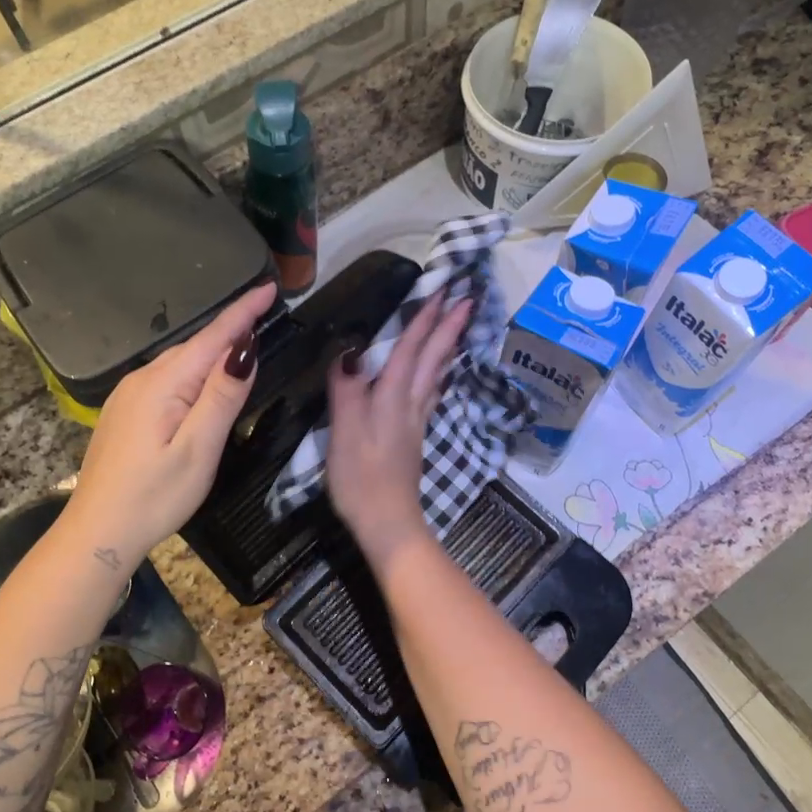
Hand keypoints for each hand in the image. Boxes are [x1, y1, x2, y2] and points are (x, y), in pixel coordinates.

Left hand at [65, 284, 276, 558]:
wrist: (98, 532)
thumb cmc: (153, 496)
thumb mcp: (198, 449)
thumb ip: (222, 397)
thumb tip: (245, 349)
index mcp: (164, 384)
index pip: (212, 336)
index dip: (243, 311)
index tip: (270, 286)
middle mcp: (143, 379)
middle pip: (196, 345)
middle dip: (232, 327)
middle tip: (269, 315)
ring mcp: (130, 395)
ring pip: (181, 362)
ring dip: (214, 349)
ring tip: (246, 343)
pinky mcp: (127, 412)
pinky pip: (169, 378)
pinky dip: (195, 370)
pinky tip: (206, 380)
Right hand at [325, 293, 473, 568]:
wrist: (388, 523)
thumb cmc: (361, 479)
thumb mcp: (345, 432)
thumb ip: (347, 390)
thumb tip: (349, 352)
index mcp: (392, 398)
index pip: (409, 349)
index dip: (424, 319)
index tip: (443, 289)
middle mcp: (410, 404)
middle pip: (431, 358)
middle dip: (447, 326)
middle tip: (466, 297)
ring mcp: (415, 422)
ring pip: (435, 374)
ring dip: (446, 346)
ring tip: (459, 325)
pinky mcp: (414, 438)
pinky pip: (431, 393)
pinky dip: (437, 374)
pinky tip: (438, 376)